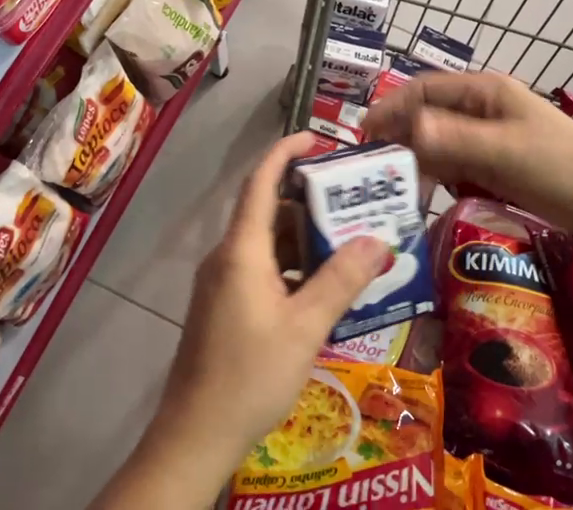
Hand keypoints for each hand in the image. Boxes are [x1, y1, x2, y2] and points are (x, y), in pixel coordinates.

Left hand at [155, 132, 390, 462]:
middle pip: (270, 212)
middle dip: (311, 203)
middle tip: (356, 201)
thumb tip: (376, 240)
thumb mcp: (305, 327)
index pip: (261, 182)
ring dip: (307, 241)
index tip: (318, 138)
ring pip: (269, 245)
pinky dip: (294, 269)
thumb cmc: (250, 373)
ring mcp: (223, 283)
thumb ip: (341, 280)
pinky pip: (263, 270)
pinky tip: (326, 289)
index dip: (286, 153)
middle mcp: (228, 257)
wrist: (196, 434)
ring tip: (352, 243)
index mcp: (242, 250)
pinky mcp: (225, 307)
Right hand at [363, 71, 572, 234]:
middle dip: (399, 134)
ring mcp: (488, 135)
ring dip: (415, 155)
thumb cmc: (558, 166)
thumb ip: (456, 140)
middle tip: (372, 161)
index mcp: (485, 91)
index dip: (393, 107)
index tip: (365, 132)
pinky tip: (421, 190)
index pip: (426, 89)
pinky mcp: (493, 162)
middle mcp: (482, 108)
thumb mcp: (505, 151)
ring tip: (391, 179)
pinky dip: (435, 172)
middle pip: (429, 114)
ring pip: (438, 139)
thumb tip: (410, 128)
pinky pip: (453, 161)